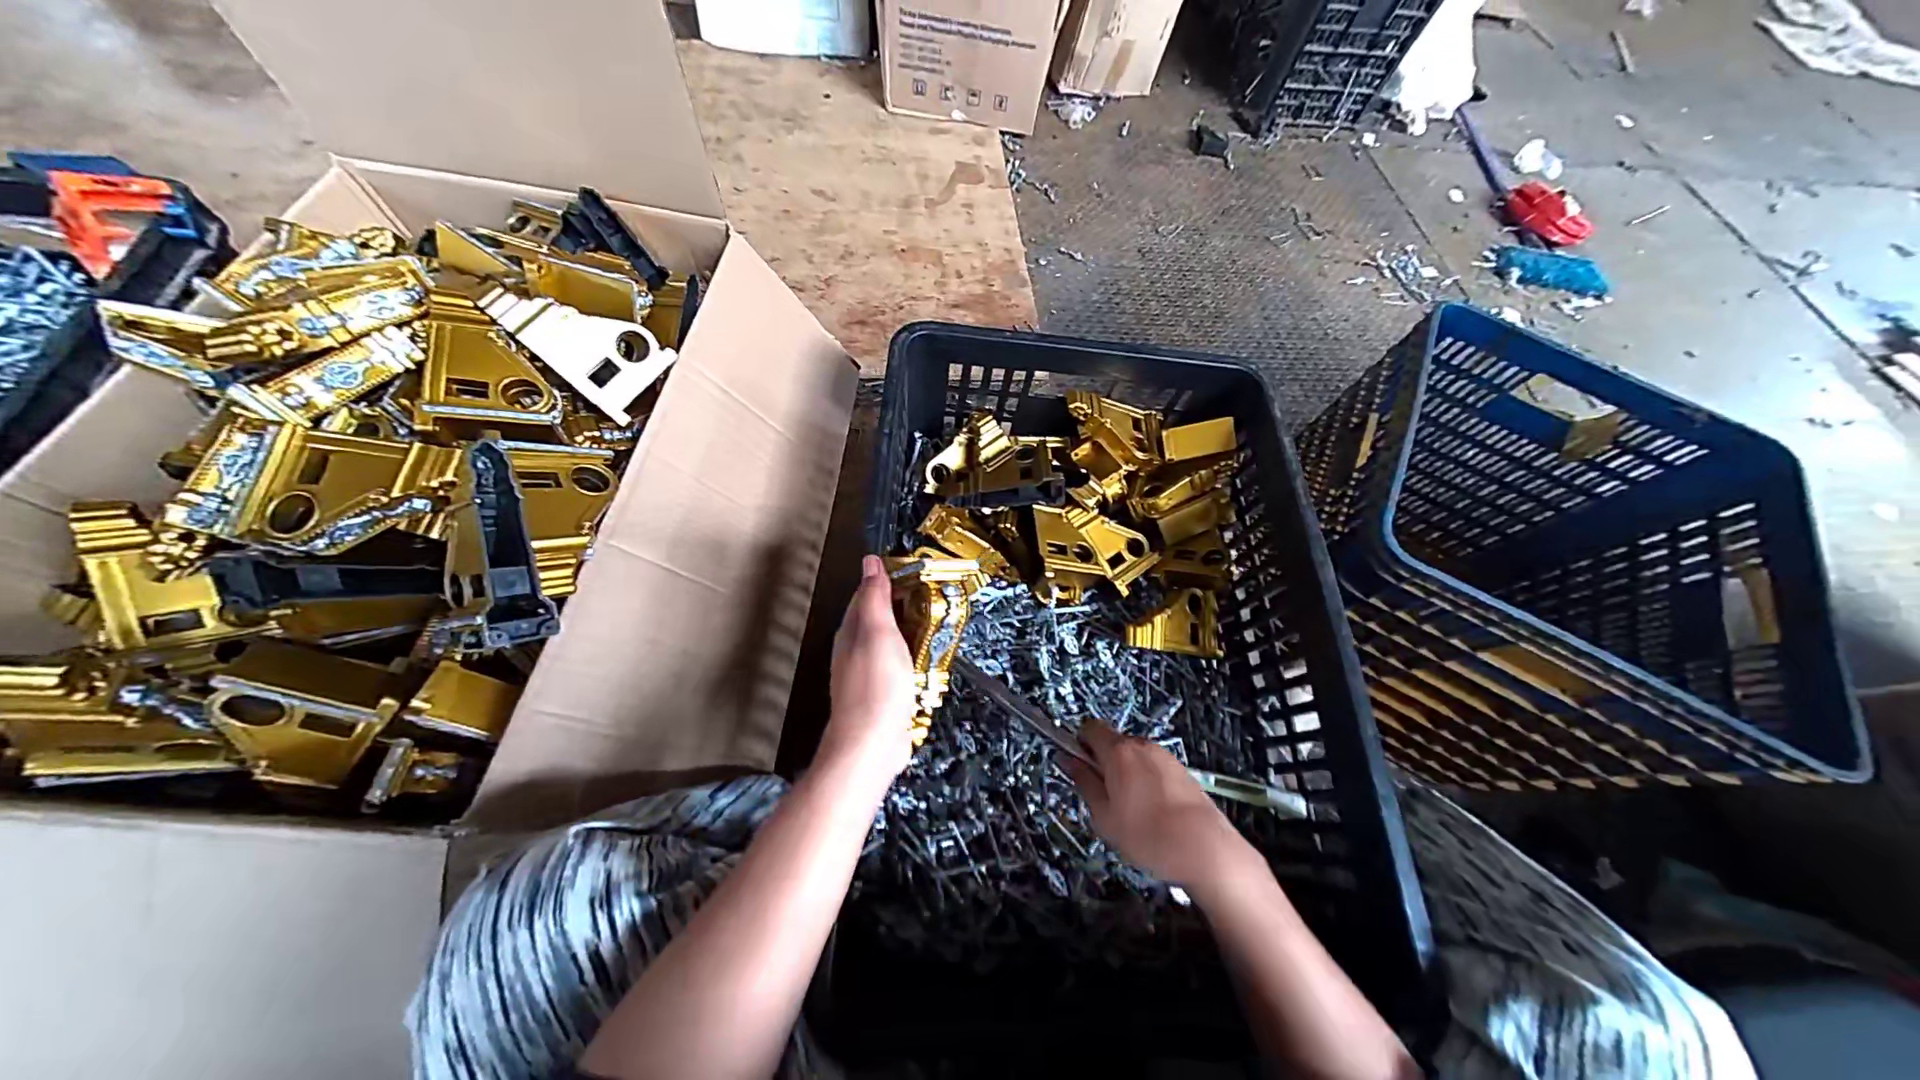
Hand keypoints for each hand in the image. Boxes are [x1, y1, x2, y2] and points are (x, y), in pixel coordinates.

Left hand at [818, 555, 917, 791]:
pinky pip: (900, 666)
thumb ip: (875, 597)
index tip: (913, 570)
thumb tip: (870, 563)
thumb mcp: (878, 632)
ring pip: (891, 642)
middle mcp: (856, 650)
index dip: (889, 578)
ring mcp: (869, 673)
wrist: (872, 744)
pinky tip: (925, 660)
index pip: (867, 592)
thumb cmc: (874, 690)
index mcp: (852, 630)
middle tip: (929, 594)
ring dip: (910, 631)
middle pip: (879, 617)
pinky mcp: (883, 694)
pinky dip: (914, 657)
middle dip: (902, 604)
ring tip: (931, 622)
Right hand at [1062, 719, 1257, 889]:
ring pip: (1134, 756)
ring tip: (1131, 811)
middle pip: (1113, 742)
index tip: (1079, 768)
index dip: (1080, 744)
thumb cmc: (1148, 836)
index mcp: (1118, 751)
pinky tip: (1153, 812)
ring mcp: (1165, 756)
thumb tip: (1068, 761)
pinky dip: (1146, 781)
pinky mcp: (1182, 770)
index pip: (1090, 728)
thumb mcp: (1104, 816)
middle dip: (1103, 762)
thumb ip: (1084, 783)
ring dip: (1125, 773)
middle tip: (1103, 797)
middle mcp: (1142, 745)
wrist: (1206, 850)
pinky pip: (1153, 767)